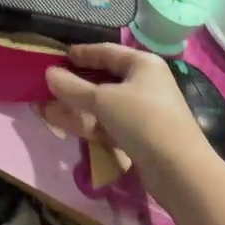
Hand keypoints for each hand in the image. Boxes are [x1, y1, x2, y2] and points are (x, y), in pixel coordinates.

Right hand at [46, 43, 216, 197]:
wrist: (181, 172)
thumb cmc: (143, 120)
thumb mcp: (103, 100)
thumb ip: (73, 87)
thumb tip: (48, 73)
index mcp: (142, 64)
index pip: (107, 52)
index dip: (82, 53)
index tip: (59, 56)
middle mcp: (145, 84)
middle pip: (104, 78)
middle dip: (74, 83)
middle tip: (48, 82)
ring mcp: (143, 112)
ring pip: (102, 104)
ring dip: (75, 105)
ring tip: (43, 105)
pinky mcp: (139, 137)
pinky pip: (107, 123)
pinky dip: (86, 122)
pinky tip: (61, 122)